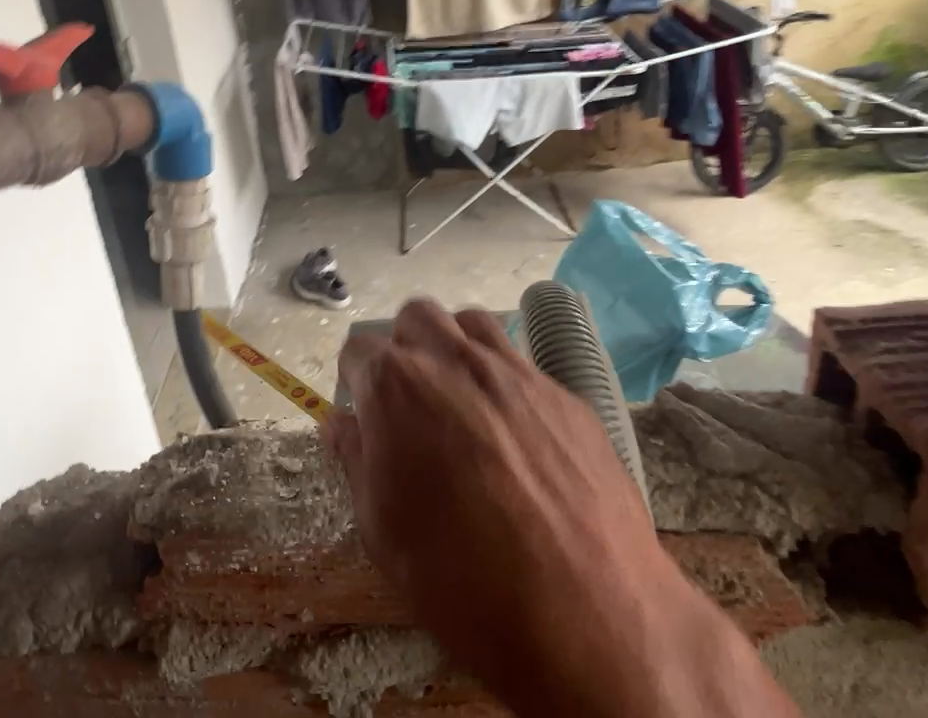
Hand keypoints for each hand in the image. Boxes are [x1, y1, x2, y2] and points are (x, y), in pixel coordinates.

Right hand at [325, 300, 797, 717]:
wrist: (584, 610)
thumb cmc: (459, 576)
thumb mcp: (381, 528)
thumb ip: (355, 461)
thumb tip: (342, 424)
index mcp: (397, 387)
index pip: (359, 349)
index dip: (355, 379)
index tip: (363, 411)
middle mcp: (456, 361)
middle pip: (418, 318)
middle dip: (404, 347)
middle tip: (410, 402)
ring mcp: (518, 372)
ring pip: (474, 324)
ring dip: (456, 349)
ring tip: (461, 401)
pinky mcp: (567, 395)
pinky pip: (524, 365)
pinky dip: (505, 382)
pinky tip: (516, 435)